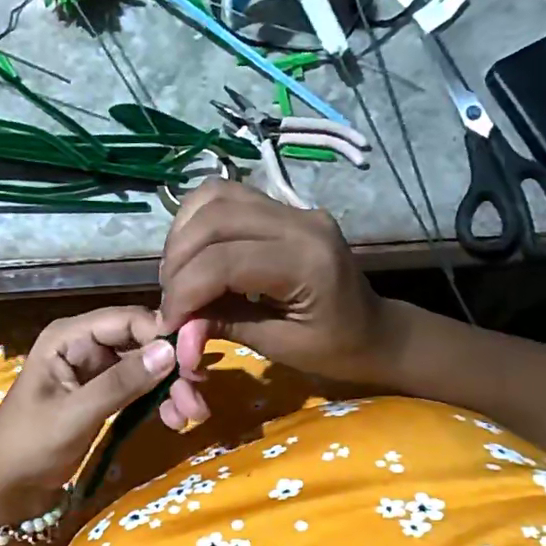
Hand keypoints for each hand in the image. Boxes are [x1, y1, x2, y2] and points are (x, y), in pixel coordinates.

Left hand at [0, 307, 175, 525]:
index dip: (163, 333)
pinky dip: (162, 401)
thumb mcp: (74, 415)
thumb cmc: (29, 447)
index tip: (194, 361)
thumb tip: (169, 350)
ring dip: (173, 387)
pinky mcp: (107, 393)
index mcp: (69, 337)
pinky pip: (144, 387)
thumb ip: (120, 383)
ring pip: (149, 365)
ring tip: (191, 415)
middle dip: (173, 366)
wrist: (9, 491)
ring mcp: (98, 369)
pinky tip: (175, 420)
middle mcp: (87, 344)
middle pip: (143, 341)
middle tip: (196, 397)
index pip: (127, 319)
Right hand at [155, 181, 388, 427]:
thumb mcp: (281, 347)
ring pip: (217, 196)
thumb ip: (226, 327)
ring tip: (178, 276)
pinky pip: (229, 198)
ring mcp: (294, 208)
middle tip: (170, 299)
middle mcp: (300, 221)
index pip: (223, 260)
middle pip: (214, 217)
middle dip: (178, 260)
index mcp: (306, 262)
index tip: (168, 323)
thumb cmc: (337, 349)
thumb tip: (175, 330)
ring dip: (184, 234)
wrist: (378, 331)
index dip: (184, 291)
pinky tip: (196, 255)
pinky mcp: (285, 207)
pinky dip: (200, 222)